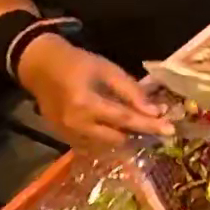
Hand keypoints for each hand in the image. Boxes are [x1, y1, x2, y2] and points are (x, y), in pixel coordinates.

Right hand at [16, 34, 173, 146]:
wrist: (39, 66)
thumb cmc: (77, 63)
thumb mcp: (107, 69)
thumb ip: (132, 92)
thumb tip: (156, 111)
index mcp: (85, 103)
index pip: (125, 119)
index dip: (150, 125)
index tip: (171, 129)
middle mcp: (76, 124)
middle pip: (118, 138)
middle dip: (137, 133)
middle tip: (153, 125)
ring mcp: (68, 134)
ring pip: (107, 145)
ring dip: (123, 137)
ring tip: (133, 124)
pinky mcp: (64, 139)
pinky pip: (94, 145)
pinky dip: (108, 138)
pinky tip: (114, 127)